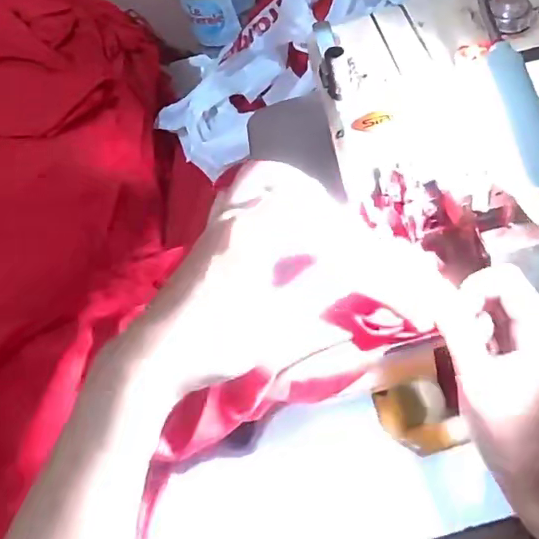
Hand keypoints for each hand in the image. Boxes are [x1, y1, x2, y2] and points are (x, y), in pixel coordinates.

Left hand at [120, 161, 460, 402]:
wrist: (154, 355)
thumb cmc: (216, 343)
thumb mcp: (276, 322)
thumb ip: (318, 286)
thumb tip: (357, 265)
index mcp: (256, 231)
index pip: (323, 227)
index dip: (359, 248)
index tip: (383, 265)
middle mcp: (239, 213)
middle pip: (302, 198)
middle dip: (337, 219)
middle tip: (362, 249)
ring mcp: (222, 217)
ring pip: (271, 184)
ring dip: (304, 200)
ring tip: (328, 231)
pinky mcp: (212, 229)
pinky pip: (247, 194)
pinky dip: (273, 197)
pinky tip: (284, 221)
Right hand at [433, 265, 538, 518]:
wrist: (538, 480)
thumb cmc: (507, 433)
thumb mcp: (475, 379)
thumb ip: (457, 330)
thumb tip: (434, 293)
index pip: (507, 280)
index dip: (474, 288)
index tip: (455, 318)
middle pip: (508, 290)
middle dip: (475, 302)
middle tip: (458, 333)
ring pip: (507, 307)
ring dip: (480, 318)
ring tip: (468, 350)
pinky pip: (510, 328)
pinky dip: (488, 333)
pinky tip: (477, 357)